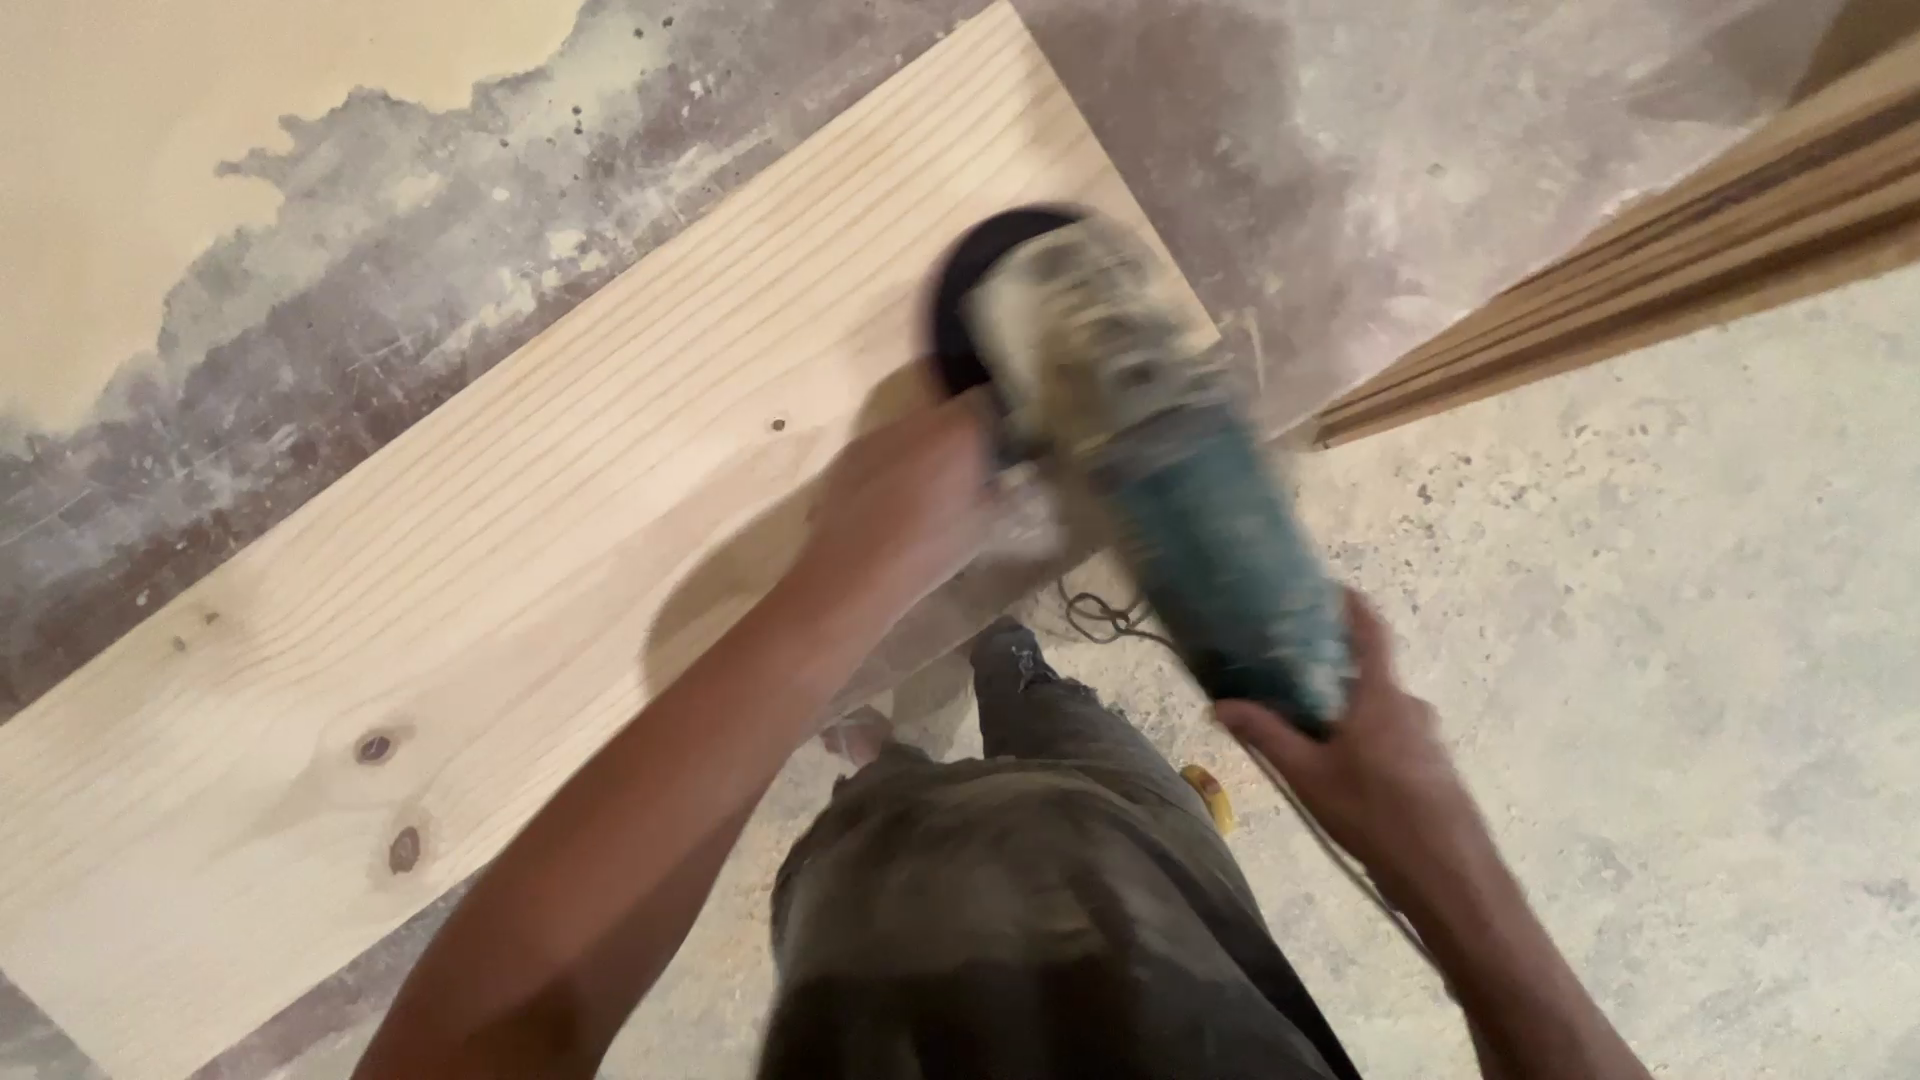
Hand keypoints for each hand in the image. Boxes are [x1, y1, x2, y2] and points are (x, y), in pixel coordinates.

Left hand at [796, 388, 998, 611]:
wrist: (853, 570)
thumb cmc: (929, 550)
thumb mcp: (982, 525)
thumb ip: (996, 489)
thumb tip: (999, 477)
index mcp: (960, 431)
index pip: (986, 403)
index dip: (993, 424)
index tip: (995, 448)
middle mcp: (919, 419)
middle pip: (946, 414)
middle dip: (955, 437)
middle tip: (961, 473)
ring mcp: (879, 433)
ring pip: (912, 432)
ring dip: (922, 452)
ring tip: (922, 494)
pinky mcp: (848, 453)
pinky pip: (882, 451)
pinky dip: (890, 467)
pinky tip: (888, 503)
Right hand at [1214, 588, 1492, 896]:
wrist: (1451, 879)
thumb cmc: (1376, 813)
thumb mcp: (1308, 774)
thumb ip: (1265, 734)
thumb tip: (1220, 705)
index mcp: (1382, 696)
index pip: (1370, 631)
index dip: (1350, 604)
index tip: (1326, 588)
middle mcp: (1410, 707)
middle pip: (1367, 674)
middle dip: (1329, 672)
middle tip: (1287, 678)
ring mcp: (1427, 739)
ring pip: (1377, 710)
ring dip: (1344, 711)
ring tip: (1304, 731)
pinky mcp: (1433, 768)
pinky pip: (1391, 735)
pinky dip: (1362, 737)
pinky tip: (1339, 770)